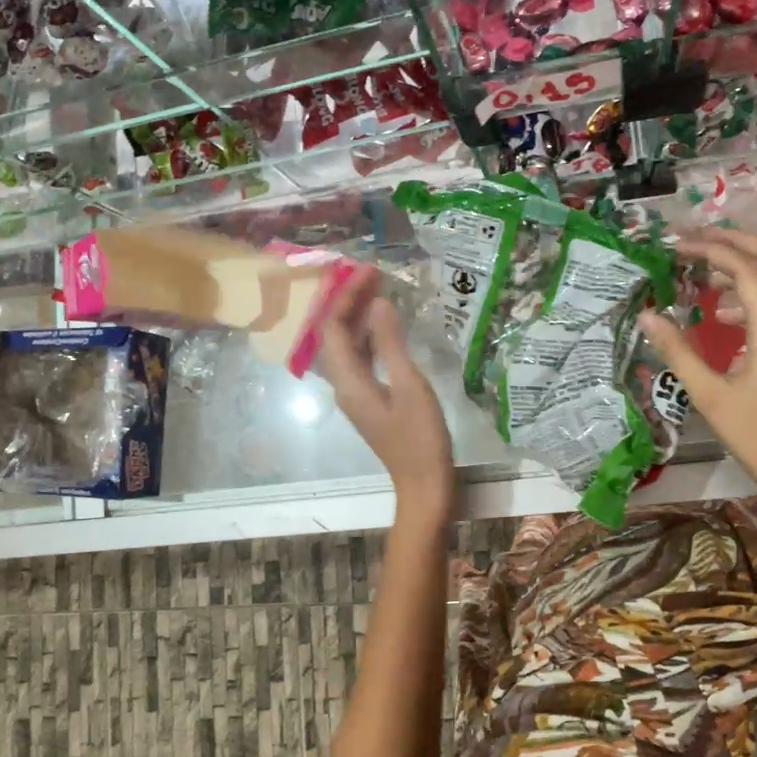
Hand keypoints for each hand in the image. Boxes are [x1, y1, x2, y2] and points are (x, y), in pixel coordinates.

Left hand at [317, 281, 454, 517]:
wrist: (424, 485)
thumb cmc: (420, 438)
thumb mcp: (409, 386)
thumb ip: (391, 343)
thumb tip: (378, 302)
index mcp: (348, 382)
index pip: (332, 327)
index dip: (345, 296)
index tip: (368, 271)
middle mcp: (344, 386)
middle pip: (335, 334)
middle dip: (350, 301)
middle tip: (376, 274)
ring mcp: (356, 394)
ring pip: (348, 346)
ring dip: (361, 317)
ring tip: (382, 290)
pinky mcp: (370, 400)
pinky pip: (361, 359)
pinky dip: (371, 337)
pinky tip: (389, 326)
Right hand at [636, 230, 756, 510]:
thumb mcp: (709, 396)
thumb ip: (678, 351)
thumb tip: (647, 315)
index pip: (746, 270)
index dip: (711, 250)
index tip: (678, 247)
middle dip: (740, 240)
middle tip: (701, 240)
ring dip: (750, 267)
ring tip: (707, 282)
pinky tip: (730, 321)